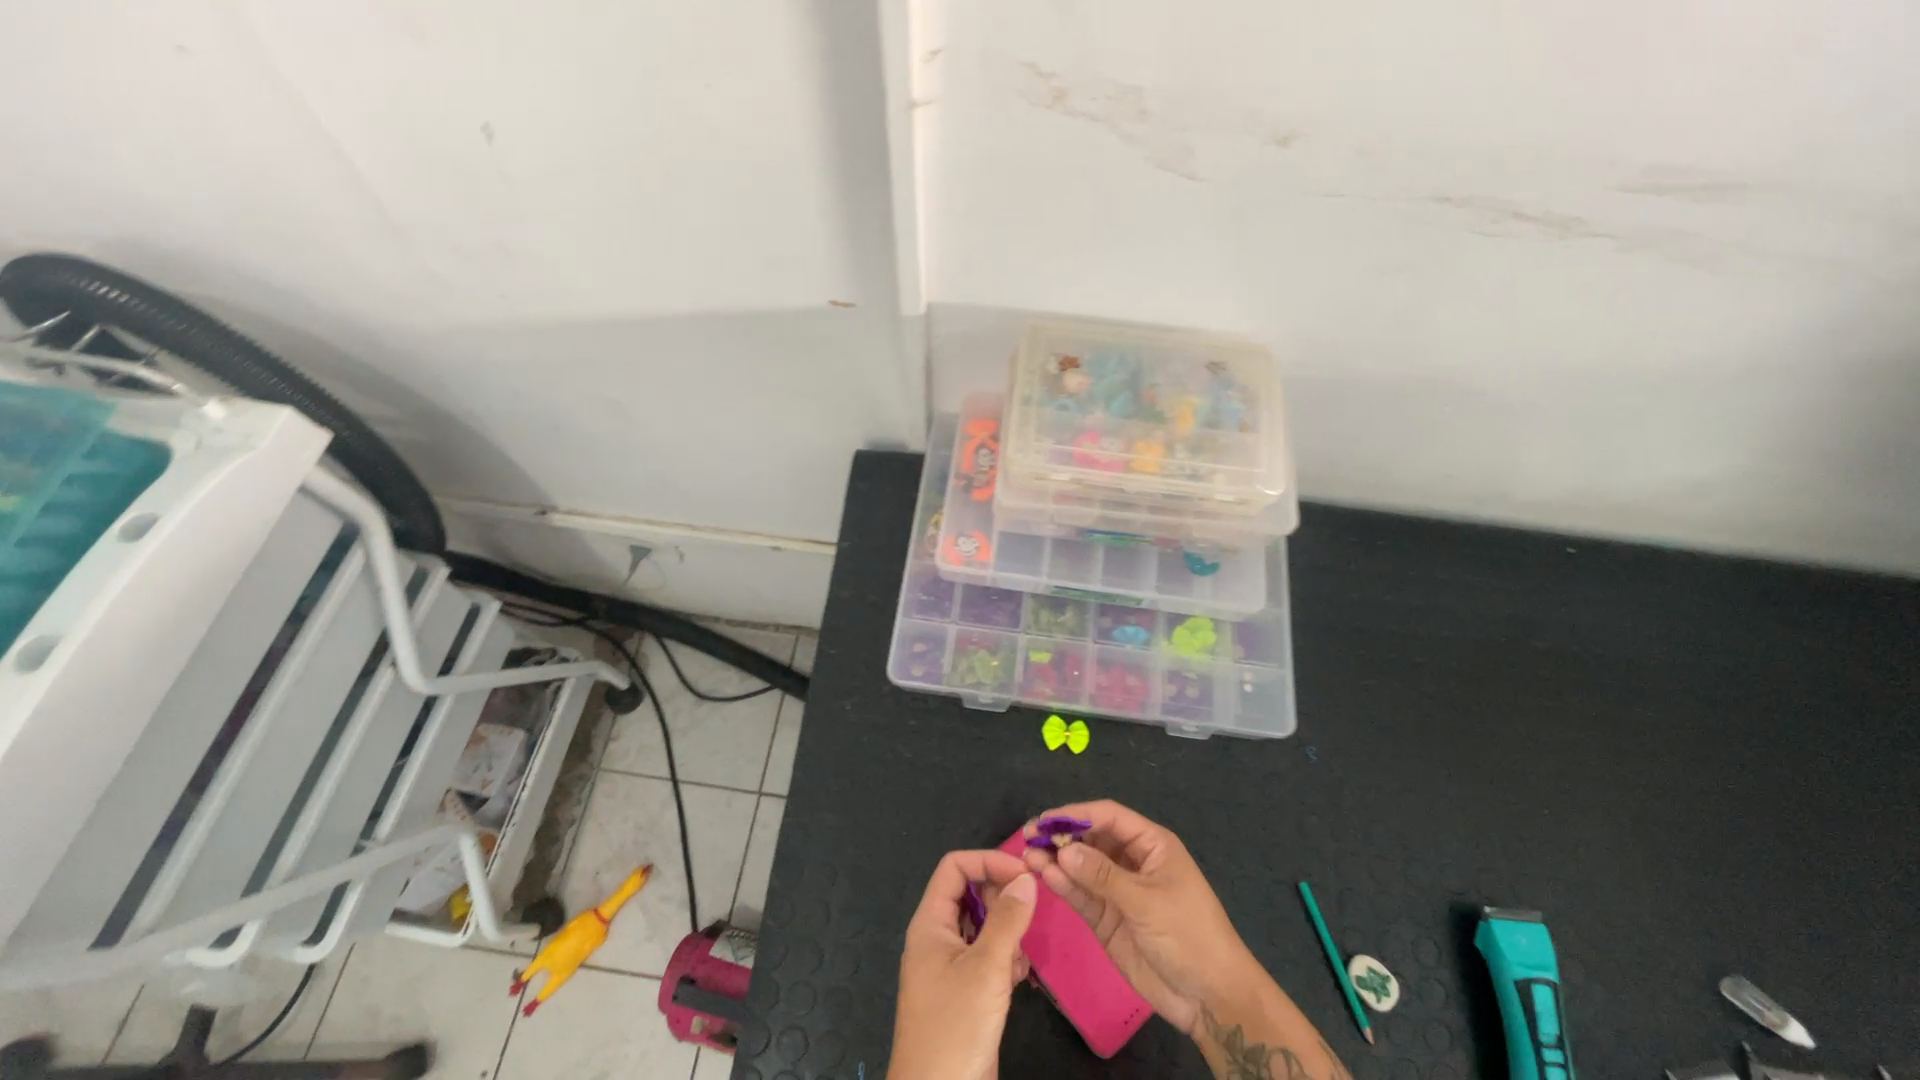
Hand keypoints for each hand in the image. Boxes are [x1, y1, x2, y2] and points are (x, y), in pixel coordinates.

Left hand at [890, 849, 1038, 1079]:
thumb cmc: (955, 1025)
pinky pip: (987, 956)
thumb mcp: (986, 968)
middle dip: (1002, 895)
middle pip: (970, 893)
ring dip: (1007, 930)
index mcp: (930, 923)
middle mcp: (937, 938)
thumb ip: (1008, 919)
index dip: (988, 861)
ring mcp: (950, 966)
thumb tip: (1026, 877)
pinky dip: (1006, 957)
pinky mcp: (965, 991)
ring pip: (982, 926)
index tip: (1025, 873)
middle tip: (1034, 908)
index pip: (955, 868)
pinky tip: (1021, 972)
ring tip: (1024, 948)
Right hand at [1021, 800, 1259, 1036]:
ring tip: (1027, 858)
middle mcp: (1132, 862)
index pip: (1109, 816)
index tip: (1045, 820)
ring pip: (1081, 867)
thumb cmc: (1188, 934)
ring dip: (1056, 860)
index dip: (1076, 814)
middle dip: (1062, 837)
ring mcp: (1118, 891)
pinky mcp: (1107, 918)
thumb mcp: (1146, 900)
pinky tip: (1044, 876)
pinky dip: (1063, 885)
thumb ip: (1102, 875)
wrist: (1208, 995)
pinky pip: (1081, 894)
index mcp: (1152, 845)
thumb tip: (1062, 850)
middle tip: (1028, 838)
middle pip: (1091, 839)